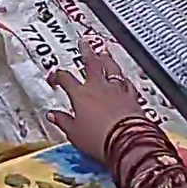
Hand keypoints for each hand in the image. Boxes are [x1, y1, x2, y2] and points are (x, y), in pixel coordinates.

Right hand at [46, 33, 145, 163]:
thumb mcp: (74, 133)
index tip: (54, 78)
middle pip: (91, 64)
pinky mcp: (133, 98)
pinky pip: (127, 82)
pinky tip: (124, 76)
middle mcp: (99, 88)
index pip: (65, 78)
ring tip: (104, 52)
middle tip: (83, 43)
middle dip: (86, 52)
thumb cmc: (100, 139)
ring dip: (106, 59)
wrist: (128, 144)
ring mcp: (117, 91)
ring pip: (111, 68)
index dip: (57, 76)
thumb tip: (53, 115)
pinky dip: (123, 77)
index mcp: (80, 94)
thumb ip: (63, 121)